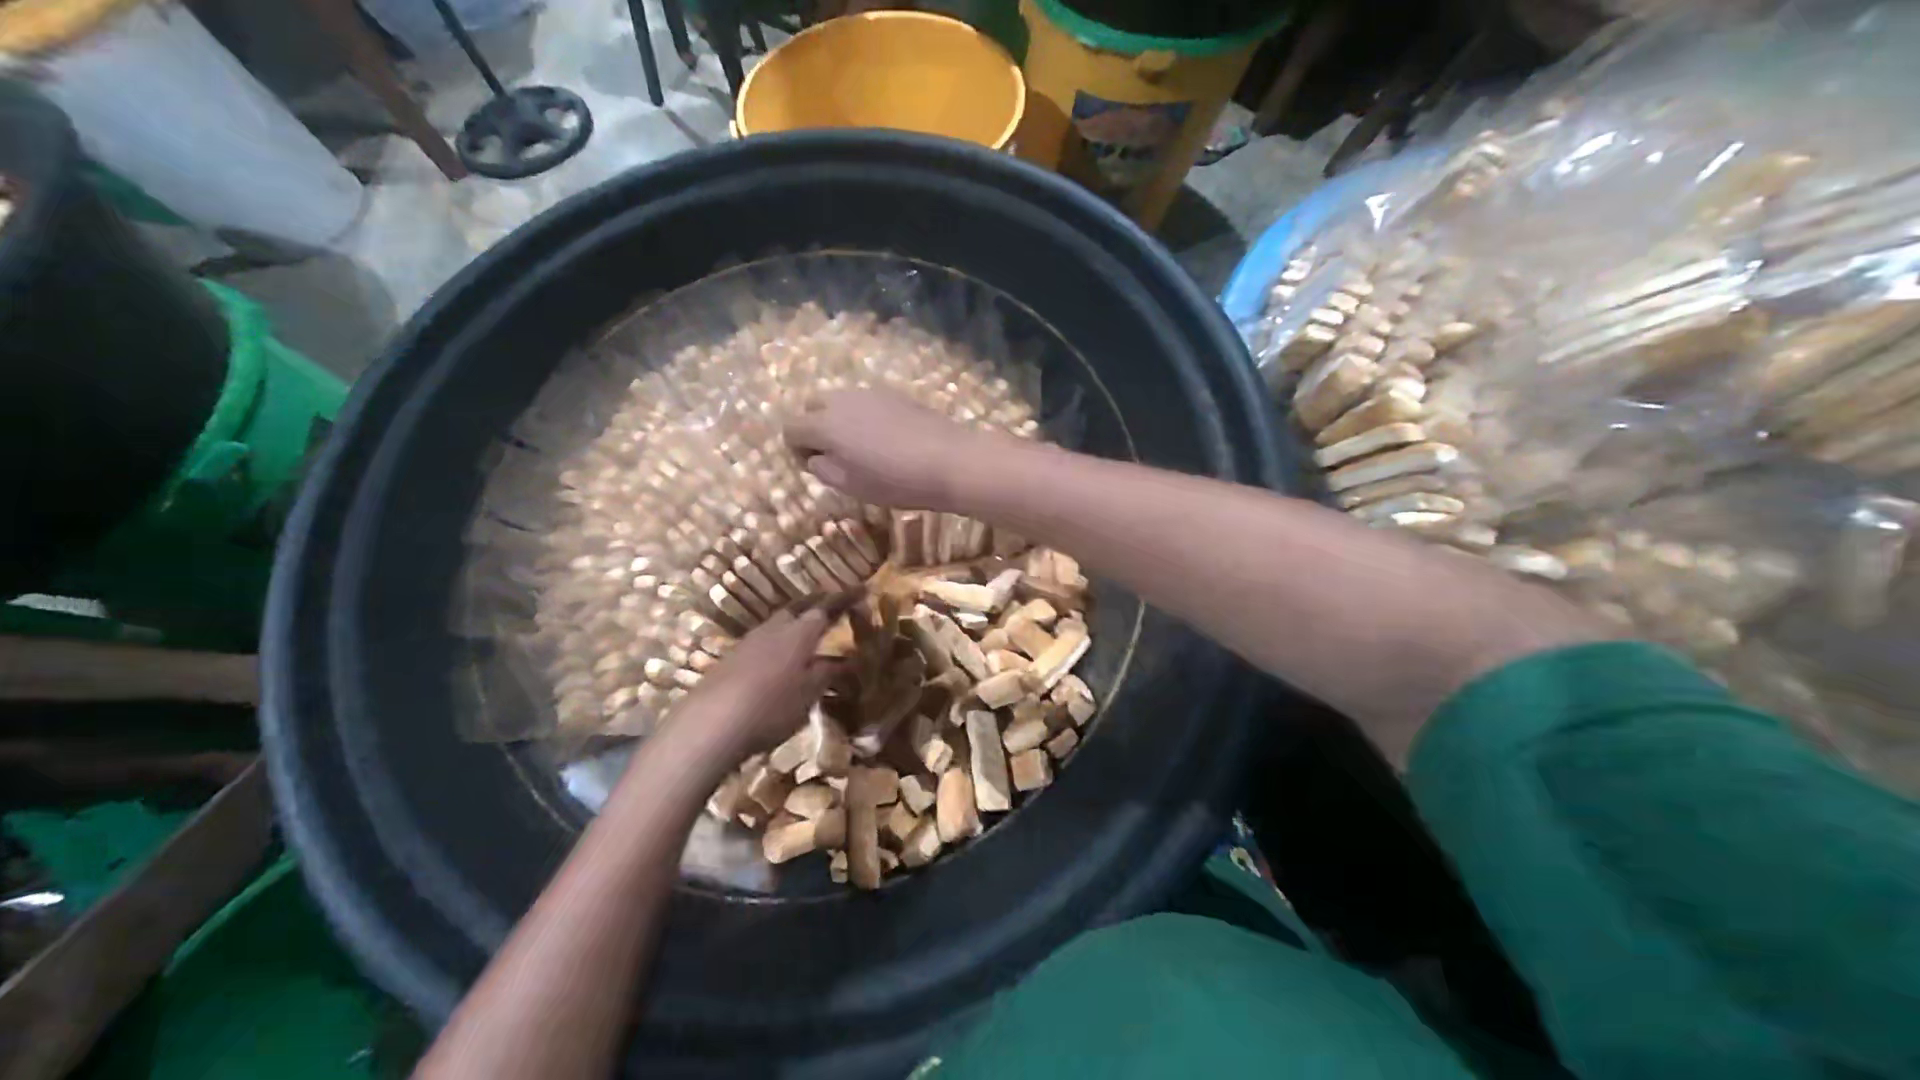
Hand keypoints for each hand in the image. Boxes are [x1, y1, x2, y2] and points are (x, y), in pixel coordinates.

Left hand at [658, 600, 850, 771]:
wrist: (710, 723)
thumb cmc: (772, 706)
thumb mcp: (810, 693)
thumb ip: (829, 673)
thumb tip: (847, 660)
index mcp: (799, 632)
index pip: (827, 607)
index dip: (846, 598)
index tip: (863, 588)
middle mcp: (774, 629)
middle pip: (799, 607)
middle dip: (818, 603)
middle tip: (834, 603)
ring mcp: (749, 642)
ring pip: (779, 622)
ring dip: (796, 621)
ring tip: (809, 630)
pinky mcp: (732, 659)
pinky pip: (764, 640)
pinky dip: (780, 641)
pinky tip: (780, 657)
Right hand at [784, 389, 1008, 509]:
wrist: (950, 460)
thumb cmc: (895, 480)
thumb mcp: (852, 485)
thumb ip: (824, 469)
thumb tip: (815, 457)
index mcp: (824, 424)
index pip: (791, 428)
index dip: (796, 449)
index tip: (813, 466)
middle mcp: (842, 400)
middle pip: (813, 406)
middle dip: (815, 427)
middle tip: (834, 454)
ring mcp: (870, 392)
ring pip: (841, 401)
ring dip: (840, 420)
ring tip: (862, 447)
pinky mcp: (896, 394)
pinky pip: (866, 401)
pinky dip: (864, 416)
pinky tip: (886, 439)